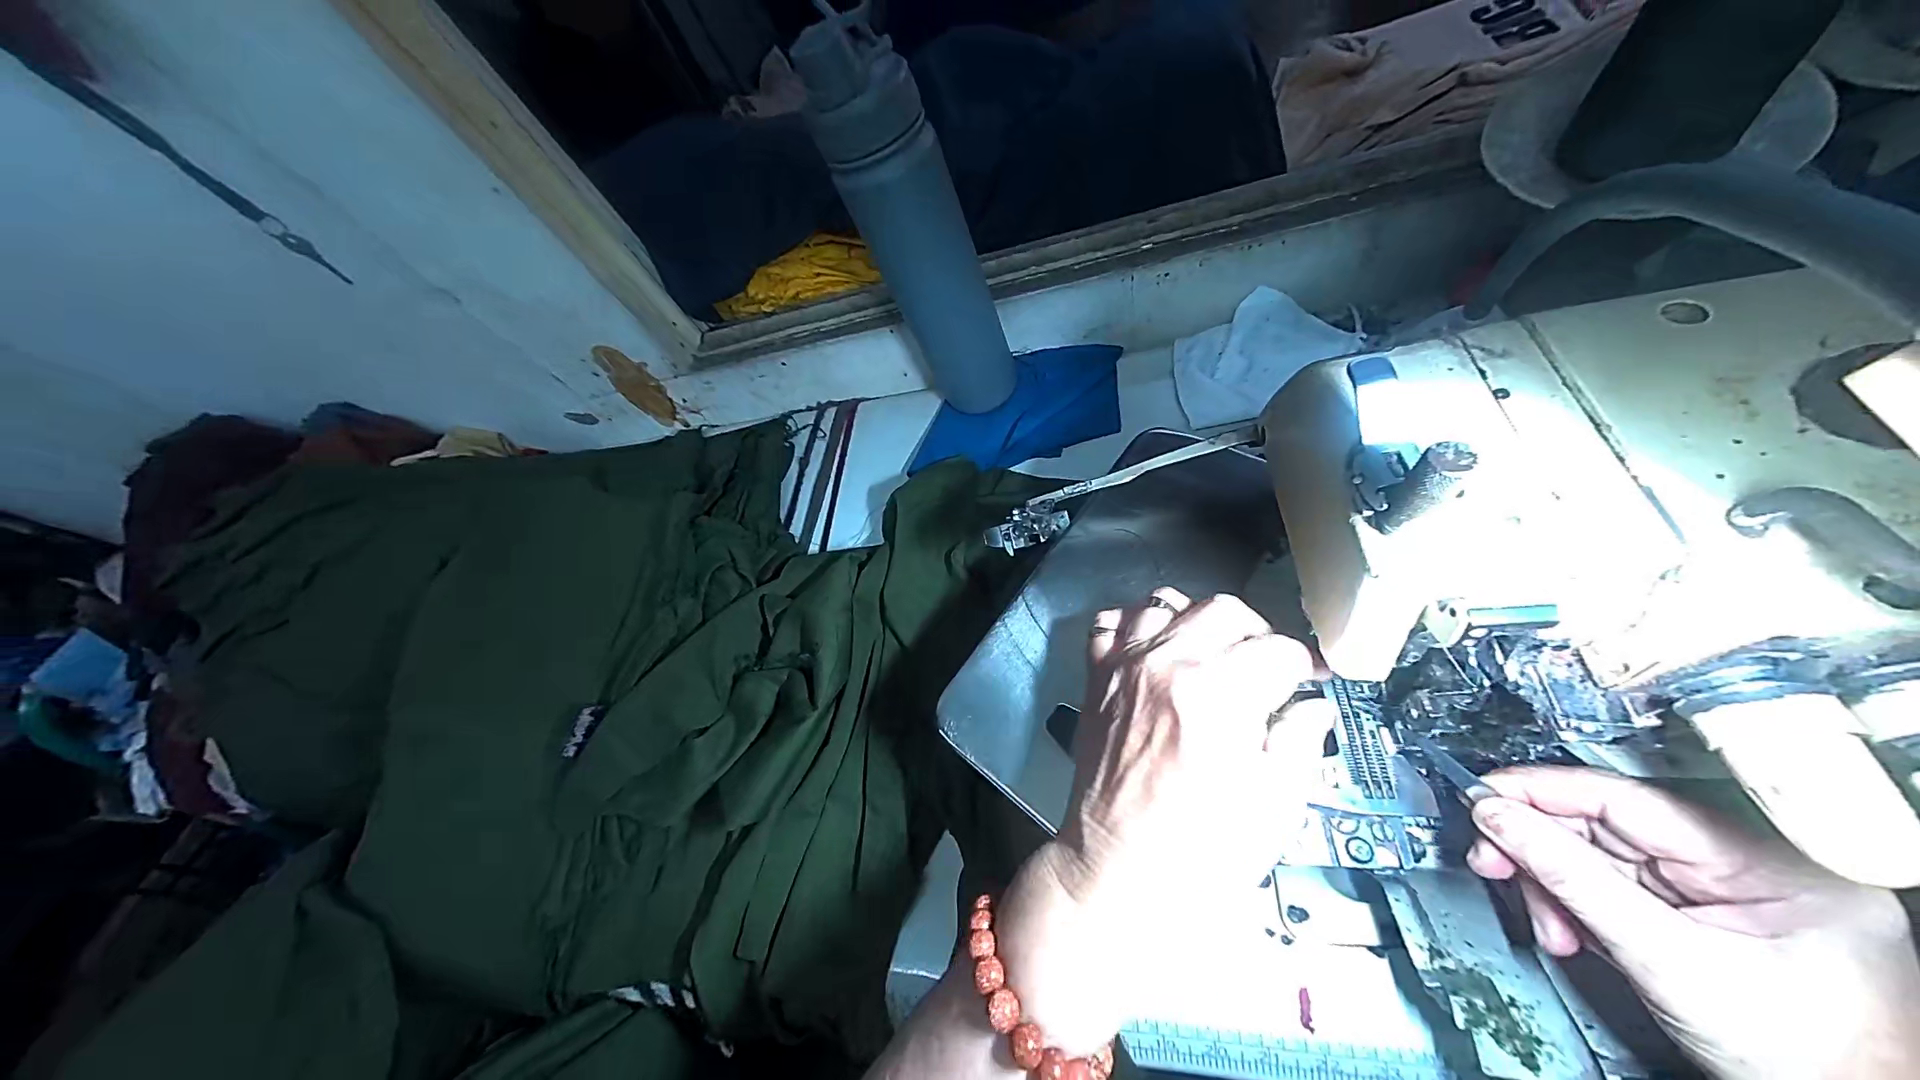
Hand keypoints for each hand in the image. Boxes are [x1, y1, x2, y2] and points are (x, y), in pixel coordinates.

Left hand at [991, 588, 1328, 1053]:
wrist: (1121, 867)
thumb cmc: (1203, 848)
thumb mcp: (1275, 803)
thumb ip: (1300, 741)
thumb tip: (1314, 707)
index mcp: (1218, 693)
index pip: (1277, 649)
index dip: (1304, 665)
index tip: (1309, 680)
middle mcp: (1167, 663)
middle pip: (1222, 610)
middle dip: (1257, 632)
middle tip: (1267, 665)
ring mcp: (1124, 666)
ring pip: (1163, 603)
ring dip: (1196, 618)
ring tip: (1212, 649)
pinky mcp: (1095, 677)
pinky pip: (1109, 622)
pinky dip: (1133, 623)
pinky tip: (1153, 644)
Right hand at [1465, 765, 1919, 1079]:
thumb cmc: (1807, 1064)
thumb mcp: (1666, 960)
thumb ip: (1572, 879)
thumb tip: (1497, 815)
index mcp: (1770, 861)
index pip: (1625, 798)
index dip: (1542, 791)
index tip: (1482, 795)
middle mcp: (1745, 863)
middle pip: (1600, 827)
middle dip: (1538, 851)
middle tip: (1491, 860)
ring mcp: (1719, 888)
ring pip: (1593, 856)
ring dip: (1550, 886)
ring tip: (1544, 922)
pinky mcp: (1693, 910)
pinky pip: (1606, 884)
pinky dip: (1571, 905)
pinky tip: (1567, 930)